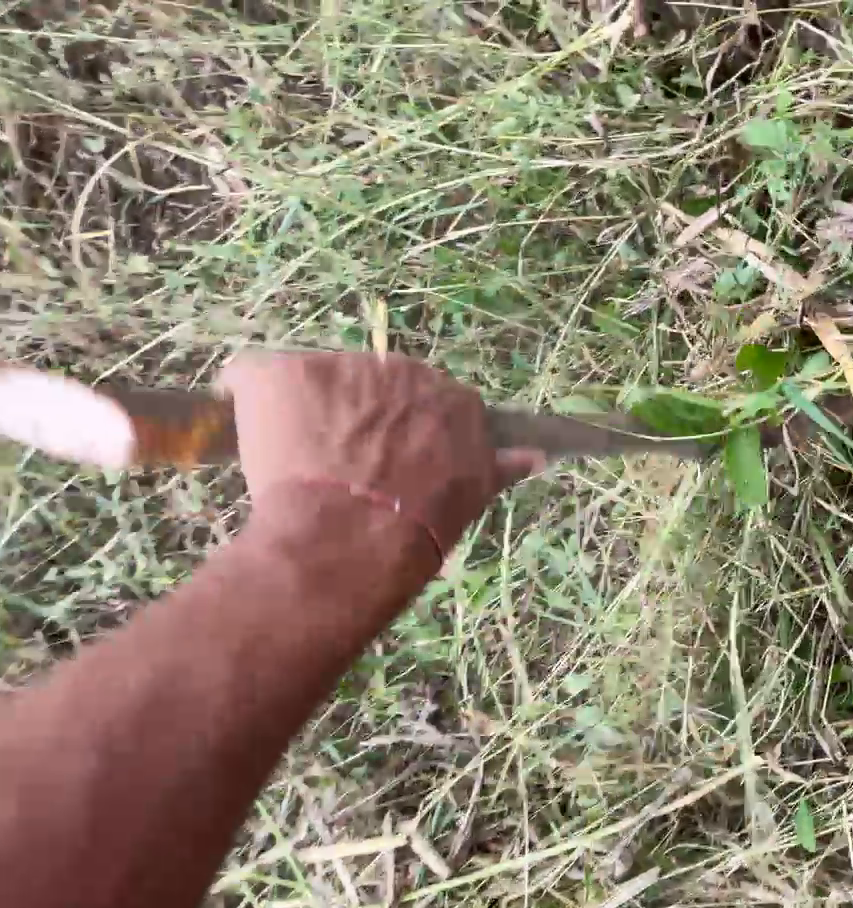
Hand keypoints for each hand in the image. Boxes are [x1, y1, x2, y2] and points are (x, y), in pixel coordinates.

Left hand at [222, 350, 538, 554]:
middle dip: (358, 412)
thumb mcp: (475, 492)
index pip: (426, 400)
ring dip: (310, 410)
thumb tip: (537, 456)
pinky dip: (251, 406)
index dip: (405, 427)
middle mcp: (405, 370)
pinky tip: (258, 440)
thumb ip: (502, 465)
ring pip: (317, 383)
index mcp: (455, 399)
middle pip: (373, 384)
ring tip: (302, 456)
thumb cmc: (425, 520)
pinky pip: (255, 380)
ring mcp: (342, 366)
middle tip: (347, 458)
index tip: (393, 455)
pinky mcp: (281, 372)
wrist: (357, 533)